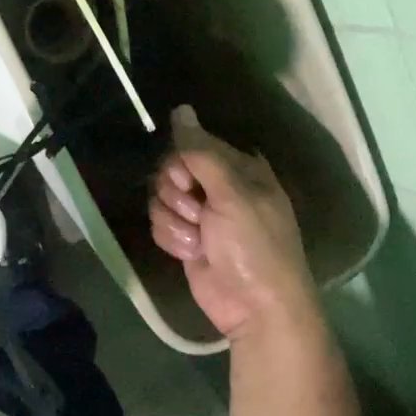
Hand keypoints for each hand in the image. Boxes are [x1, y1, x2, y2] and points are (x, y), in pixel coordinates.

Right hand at [148, 106, 316, 338]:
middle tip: (198, 214)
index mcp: (239, 168)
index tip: (188, 182)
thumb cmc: (255, 245)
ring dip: (175, 223)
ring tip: (200, 242)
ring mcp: (201, 215)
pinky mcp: (186, 239)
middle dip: (176, 196)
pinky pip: (160, 224)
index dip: (182, 164)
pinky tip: (192, 254)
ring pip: (160, 199)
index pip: (192, 146)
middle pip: (169, 172)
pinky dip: (172, 240)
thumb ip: (201, 152)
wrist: (255, 307)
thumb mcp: (232, 193)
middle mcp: (218, 186)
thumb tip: (180, 109)